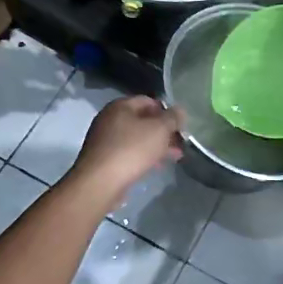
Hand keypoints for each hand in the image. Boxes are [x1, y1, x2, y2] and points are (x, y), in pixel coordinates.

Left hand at [68, 96, 184, 198]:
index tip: (181, 125)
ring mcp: (105, 140)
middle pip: (142, 121)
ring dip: (156, 145)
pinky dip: (143, 157)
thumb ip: (172, 118)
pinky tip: (155, 166)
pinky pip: (128, 153)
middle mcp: (109, 119)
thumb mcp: (159, 130)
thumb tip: (179, 110)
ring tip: (174, 157)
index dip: (167, 111)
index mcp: (120, 106)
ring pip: (136, 138)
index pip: (148, 101)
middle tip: (180, 143)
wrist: (100, 182)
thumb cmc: (131, 150)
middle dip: (163, 131)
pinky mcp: (104, 159)